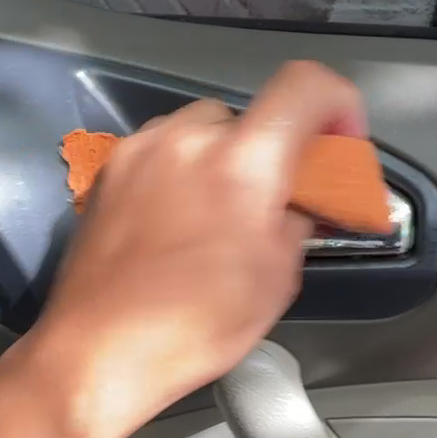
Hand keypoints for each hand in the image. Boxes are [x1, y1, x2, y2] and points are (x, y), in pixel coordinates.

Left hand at [26, 61, 365, 437]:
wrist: (99, 351)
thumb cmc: (191, 326)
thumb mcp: (275, 279)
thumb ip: (298, 218)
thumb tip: (302, 199)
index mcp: (242, 162)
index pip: (306, 86)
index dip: (337, 107)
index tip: (336, 144)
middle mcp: (186, 139)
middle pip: (250, 117)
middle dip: (271, 154)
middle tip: (274, 203)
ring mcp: (139, 152)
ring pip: (201, 134)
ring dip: (223, 162)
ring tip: (220, 221)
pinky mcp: (108, 173)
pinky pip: (161, 155)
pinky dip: (182, 175)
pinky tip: (178, 225)